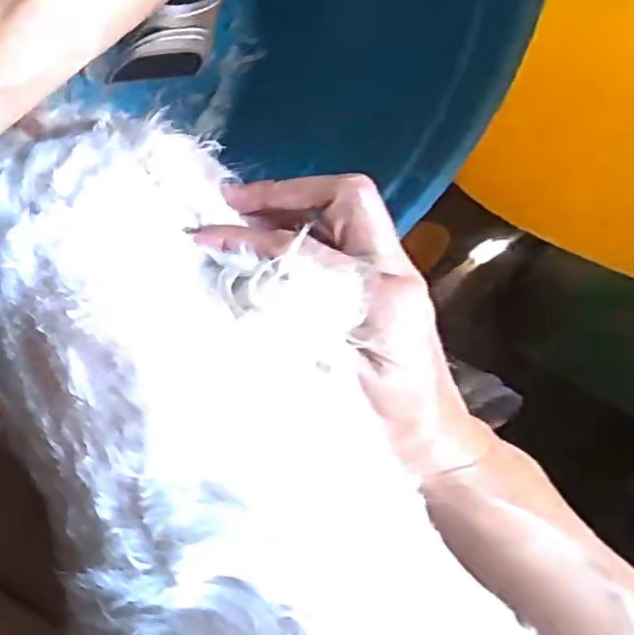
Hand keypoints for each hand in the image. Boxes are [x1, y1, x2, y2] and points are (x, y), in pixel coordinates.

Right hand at [191, 174, 495, 481]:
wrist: (432, 442)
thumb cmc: (380, 419)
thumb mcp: (328, 377)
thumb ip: (287, 327)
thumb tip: (231, 286)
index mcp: (382, 292)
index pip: (303, 244)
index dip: (247, 236)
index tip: (202, 236)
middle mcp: (393, 269)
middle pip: (346, 197)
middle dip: (282, 192)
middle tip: (226, 202)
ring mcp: (390, 273)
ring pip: (343, 210)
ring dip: (287, 205)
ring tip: (235, 215)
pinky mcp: (378, 283)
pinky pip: (337, 237)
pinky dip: (295, 229)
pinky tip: (260, 246)